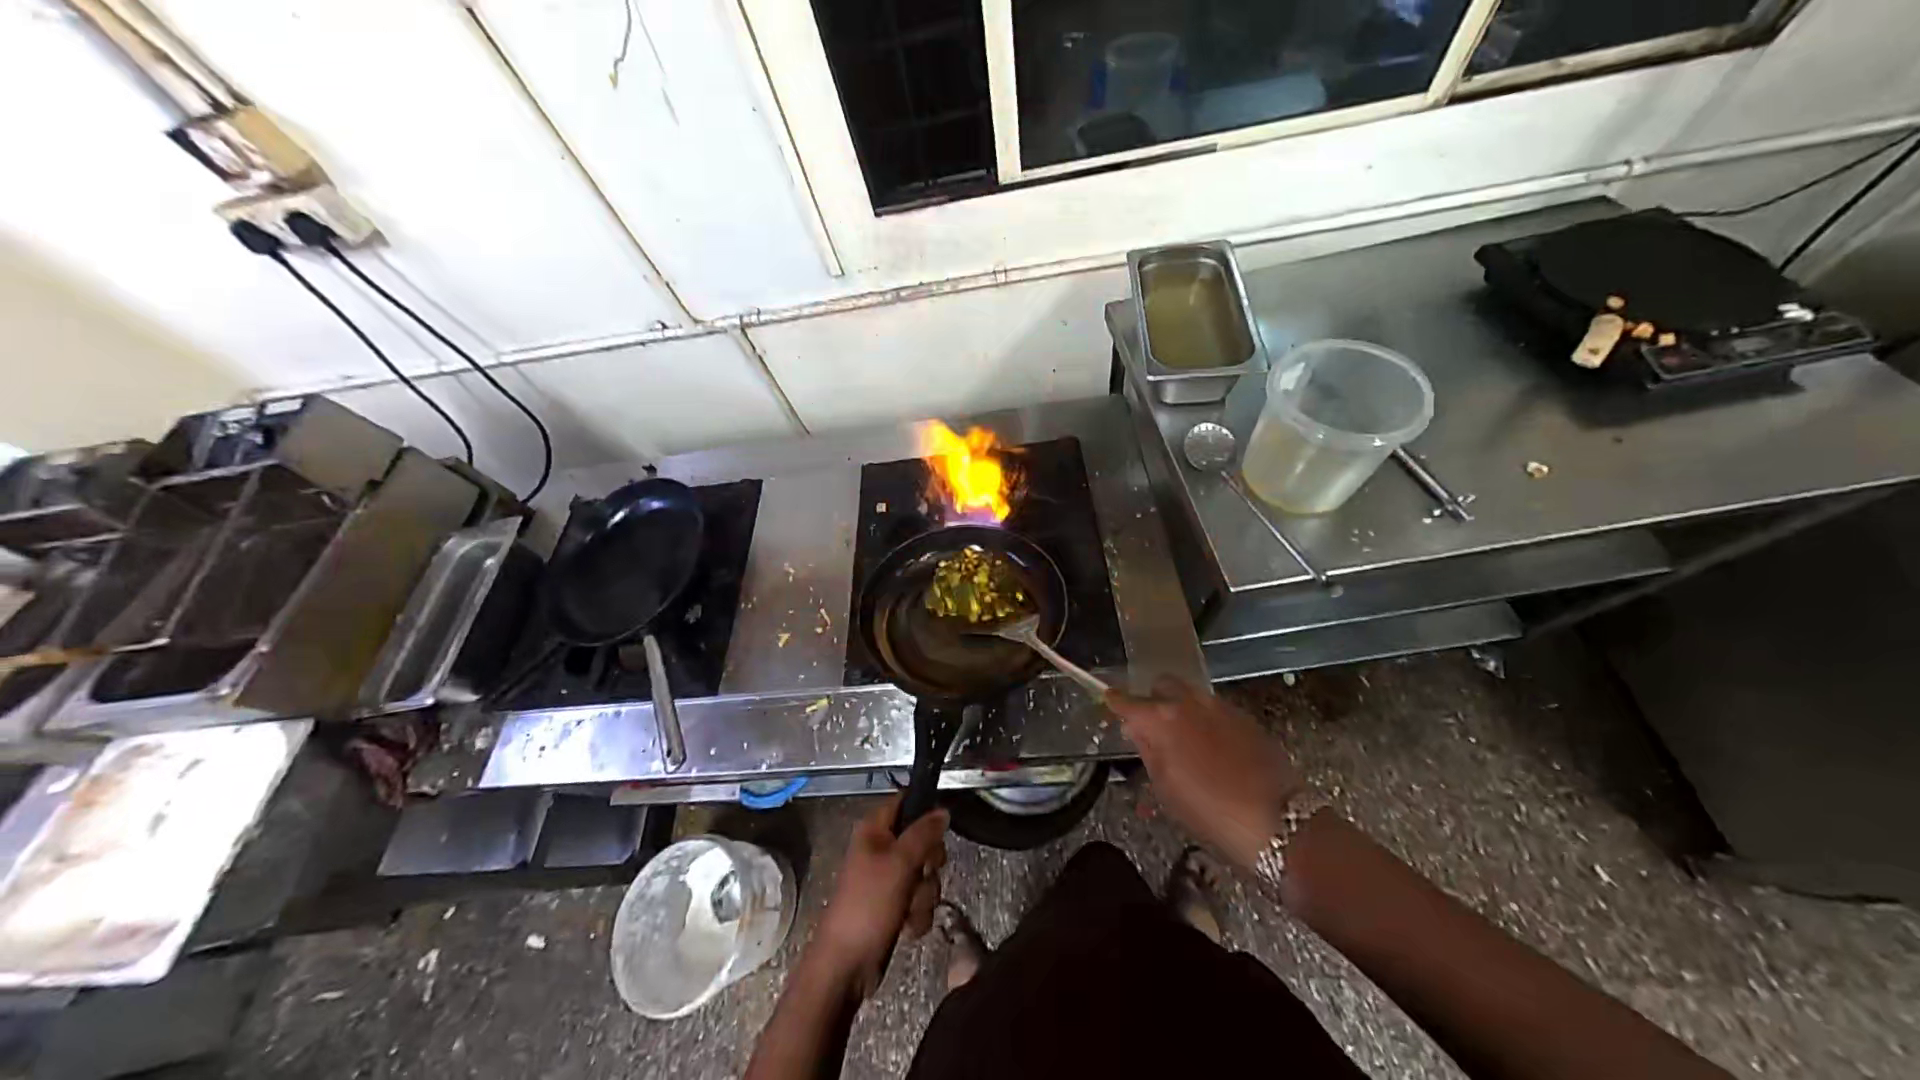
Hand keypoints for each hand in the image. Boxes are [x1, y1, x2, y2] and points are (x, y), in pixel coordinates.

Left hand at [808, 797, 947, 998]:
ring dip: (924, 894)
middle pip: (923, 840)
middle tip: (922, 873)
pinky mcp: (895, 905)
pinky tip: (907, 926)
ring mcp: (888, 879)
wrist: (846, 965)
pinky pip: (920, 899)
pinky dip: (918, 913)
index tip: (941, 828)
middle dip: (929, 864)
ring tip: (909, 909)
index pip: (905, 802)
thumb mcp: (899, 863)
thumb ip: (924, 834)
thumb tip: (943, 810)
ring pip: (925, 874)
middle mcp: (881, 849)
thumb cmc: (868, 905)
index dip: (925, 810)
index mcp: (874, 830)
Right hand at [1107, 676, 1304, 868]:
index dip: (1115, 701)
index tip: (1109, 701)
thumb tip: (1138, 730)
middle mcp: (1189, 703)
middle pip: (1163, 685)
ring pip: (1191, 695)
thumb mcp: (1166, 788)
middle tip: (1154, 727)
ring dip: (1182, 709)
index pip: (1127, 701)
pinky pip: (1216, 709)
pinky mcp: (1246, 717)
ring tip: (1186, 741)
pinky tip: (1214, 749)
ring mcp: (1220, 707)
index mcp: (1161, 720)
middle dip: (1154, 700)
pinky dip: (1207, 721)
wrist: (1275, 820)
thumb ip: (1148, 751)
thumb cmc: (1209, 811)